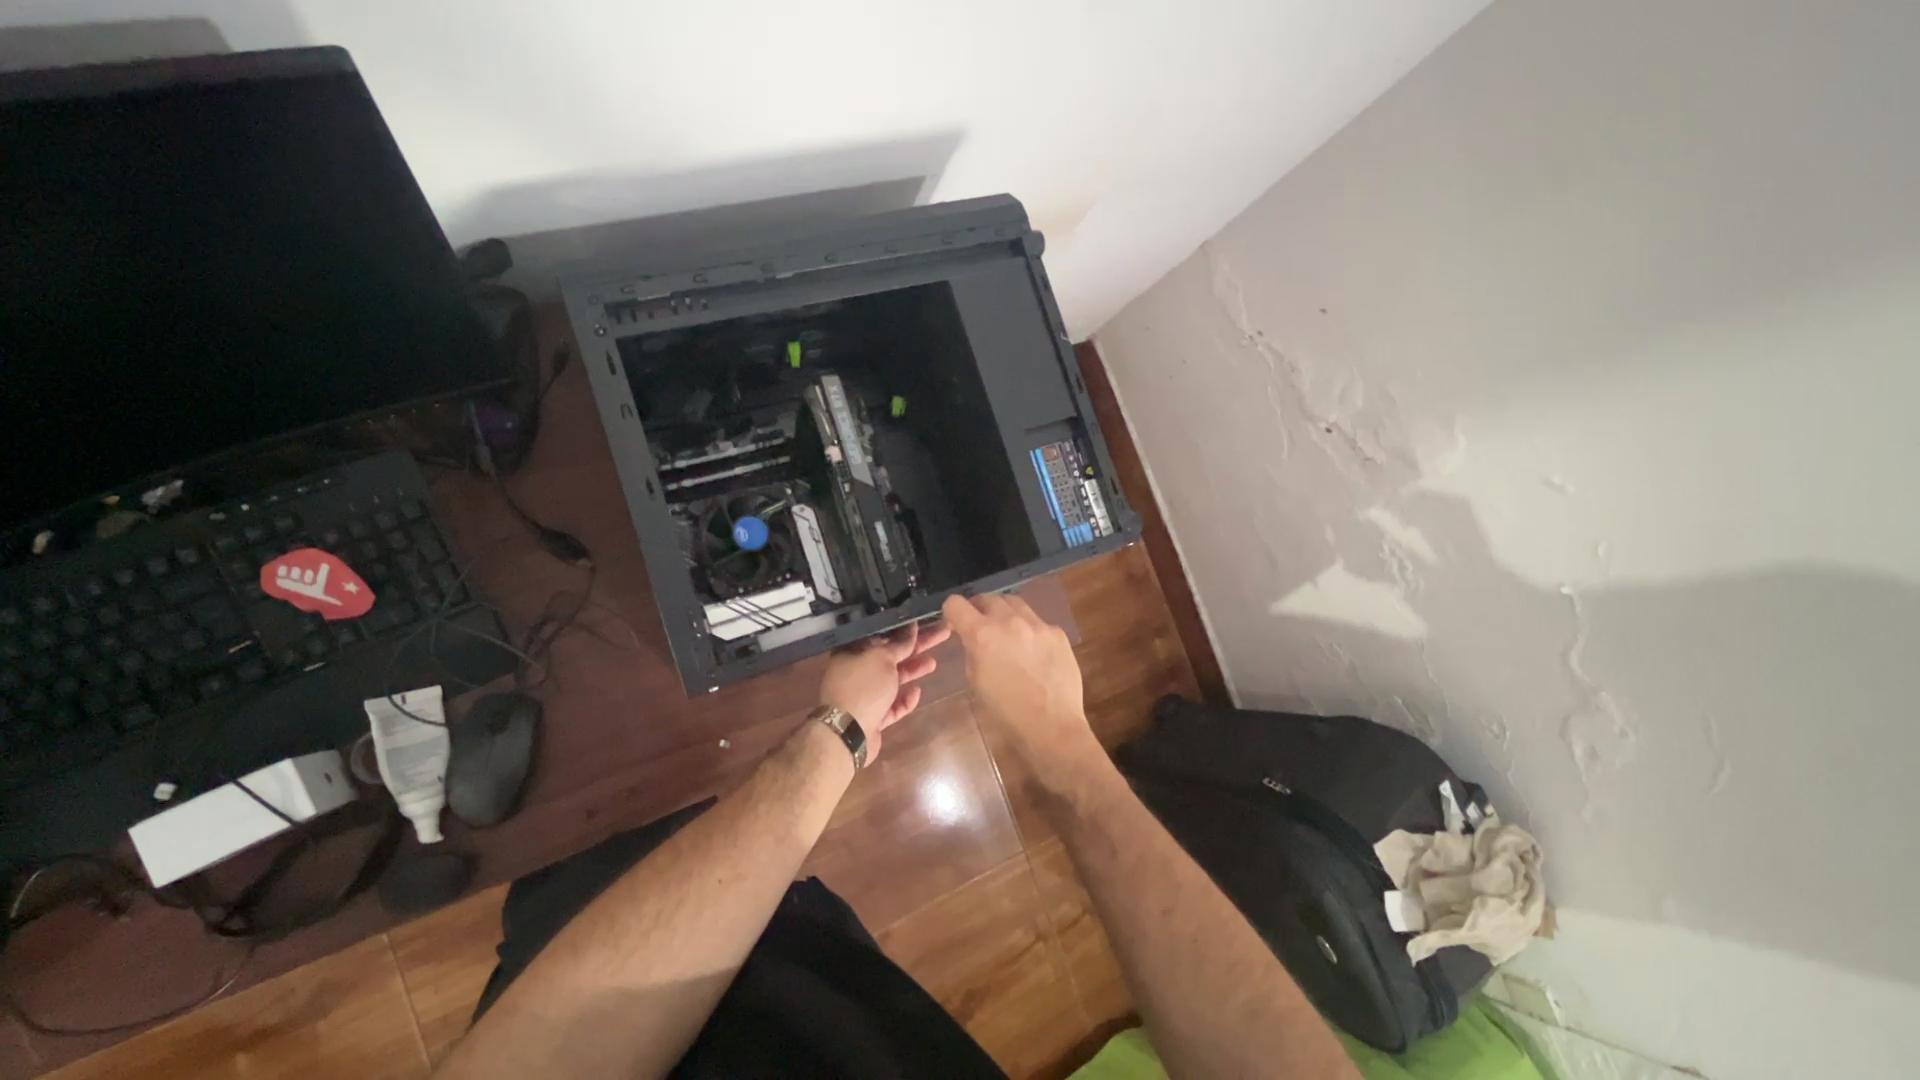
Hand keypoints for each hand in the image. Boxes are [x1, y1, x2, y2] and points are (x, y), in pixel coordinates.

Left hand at [817, 620, 951, 761]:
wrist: (847, 732)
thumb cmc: (863, 686)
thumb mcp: (883, 658)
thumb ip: (900, 644)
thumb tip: (910, 627)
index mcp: (852, 651)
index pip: (881, 633)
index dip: (903, 627)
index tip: (923, 621)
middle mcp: (856, 671)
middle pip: (891, 655)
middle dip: (916, 647)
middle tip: (941, 635)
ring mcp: (863, 695)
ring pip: (892, 680)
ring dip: (912, 671)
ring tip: (933, 663)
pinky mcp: (872, 716)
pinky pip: (891, 704)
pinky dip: (904, 699)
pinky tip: (916, 692)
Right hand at [941, 593, 1102, 777]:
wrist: (1052, 727)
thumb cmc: (1006, 713)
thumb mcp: (976, 682)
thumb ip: (972, 651)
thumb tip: (973, 638)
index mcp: (982, 635)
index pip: (956, 604)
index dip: (952, 612)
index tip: (956, 622)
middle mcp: (1010, 621)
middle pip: (988, 598)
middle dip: (980, 609)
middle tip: (981, 626)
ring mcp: (1038, 625)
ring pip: (1015, 603)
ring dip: (1005, 614)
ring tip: (1008, 634)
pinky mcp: (1058, 633)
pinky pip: (1038, 622)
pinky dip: (1030, 630)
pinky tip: (1033, 653)